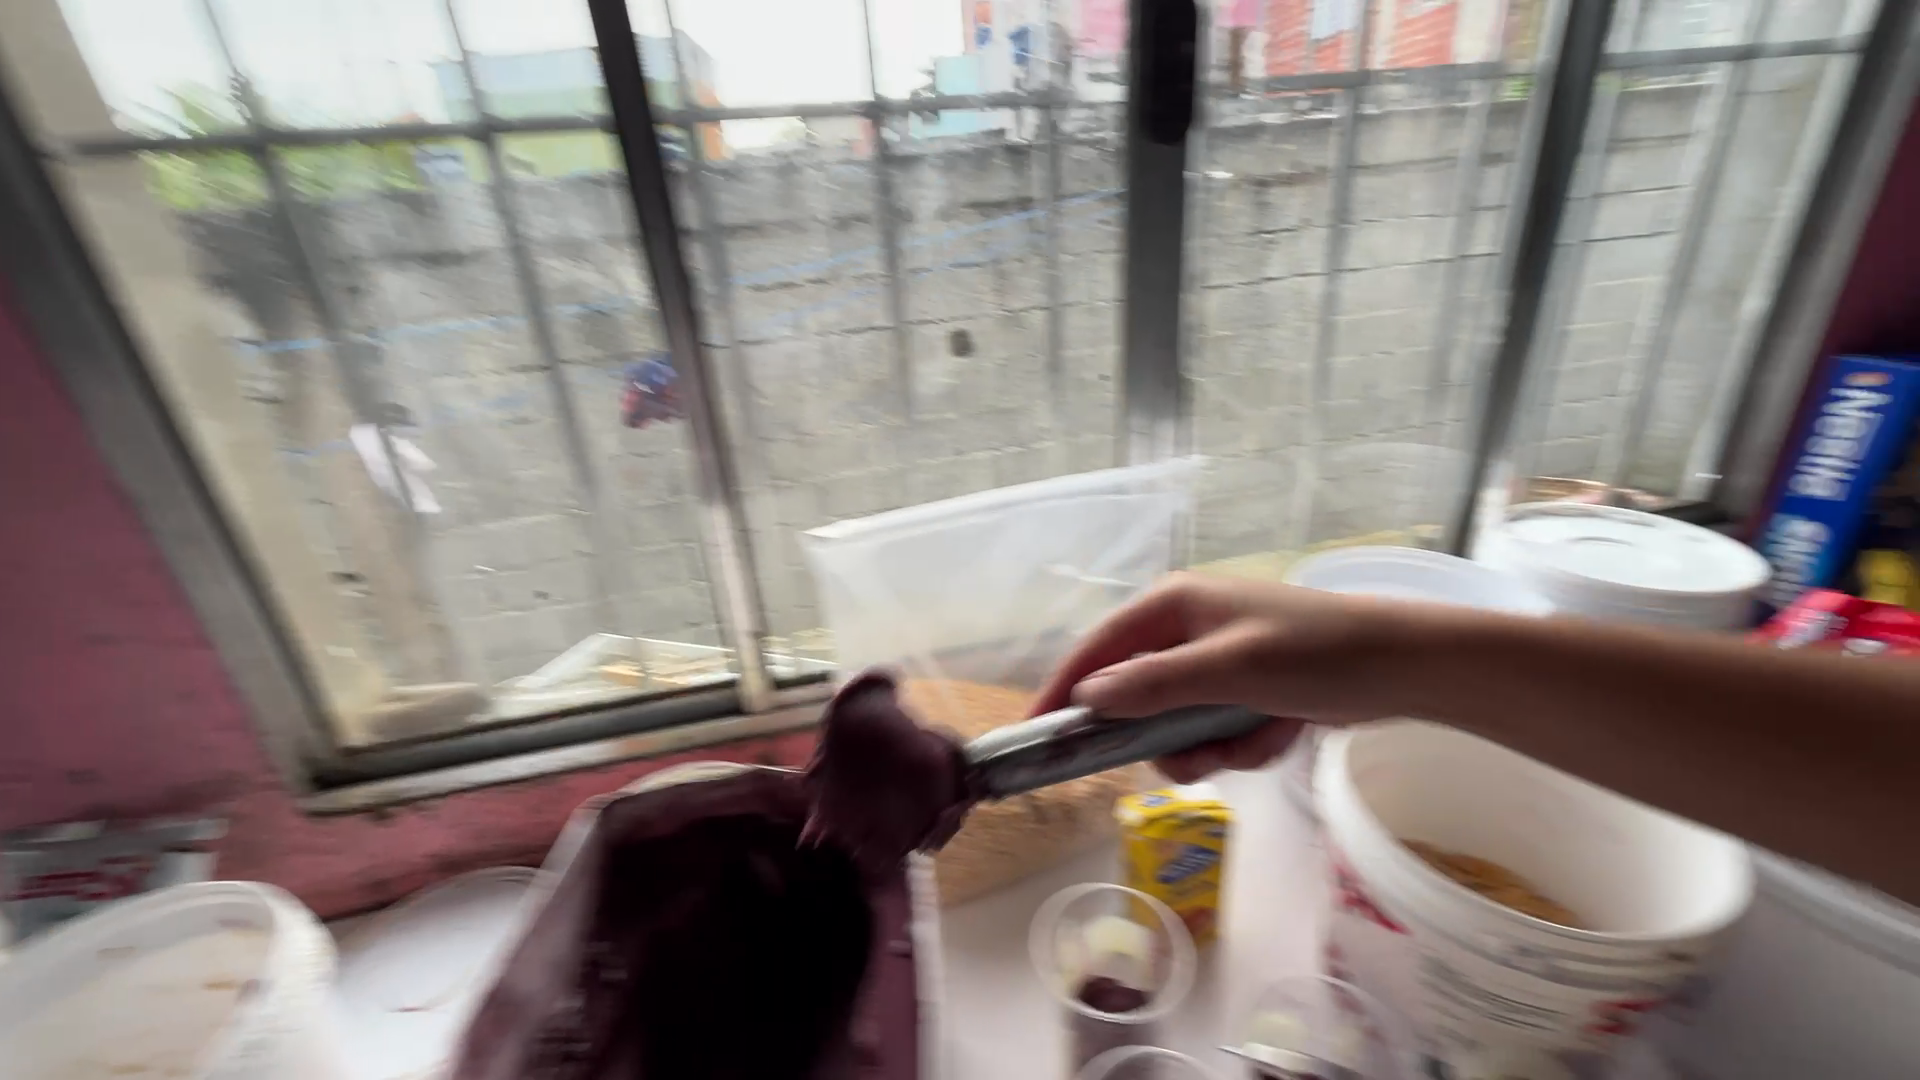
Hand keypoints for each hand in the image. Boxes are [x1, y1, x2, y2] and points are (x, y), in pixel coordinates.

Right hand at [1030, 573, 1418, 781]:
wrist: (1405, 667)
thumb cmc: (1314, 654)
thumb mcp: (1230, 670)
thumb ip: (1154, 684)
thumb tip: (1087, 697)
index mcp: (1171, 605)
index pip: (1097, 649)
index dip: (1064, 689)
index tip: (1038, 732)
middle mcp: (1184, 628)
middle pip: (1138, 694)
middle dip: (1167, 734)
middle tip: (1198, 758)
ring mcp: (1214, 658)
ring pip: (1176, 721)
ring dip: (1211, 744)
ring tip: (1254, 740)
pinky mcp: (1240, 685)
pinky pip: (1214, 727)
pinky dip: (1242, 741)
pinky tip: (1280, 732)